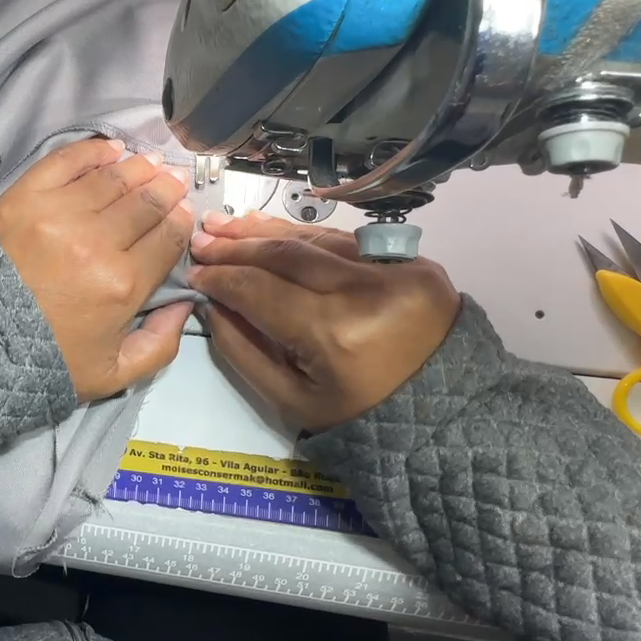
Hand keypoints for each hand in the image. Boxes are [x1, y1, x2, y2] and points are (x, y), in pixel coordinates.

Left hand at [0, 139, 195, 401]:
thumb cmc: (43, 360)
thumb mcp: (114, 374)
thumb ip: (160, 344)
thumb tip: (187, 303)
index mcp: (123, 284)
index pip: (167, 237)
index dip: (180, 220)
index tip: (183, 210)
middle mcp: (96, 242)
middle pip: (144, 203)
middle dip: (165, 189)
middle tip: (172, 180)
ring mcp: (57, 215)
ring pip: (111, 179)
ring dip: (137, 168)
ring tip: (148, 163)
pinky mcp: (23, 199)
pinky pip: (65, 163)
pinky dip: (92, 150)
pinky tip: (110, 148)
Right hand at [187, 211, 460, 431]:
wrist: (448, 413)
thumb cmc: (358, 414)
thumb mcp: (287, 398)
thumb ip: (240, 348)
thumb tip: (210, 302)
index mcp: (334, 334)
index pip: (258, 289)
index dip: (219, 278)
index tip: (192, 272)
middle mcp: (366, 292)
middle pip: (284, 255)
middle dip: (235, 246)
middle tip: (200, 240)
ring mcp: (396, 270)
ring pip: (313, 239)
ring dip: (264, 231)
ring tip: (225, 225)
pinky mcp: (414, 260)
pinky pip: (345, 240)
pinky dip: (304, 234)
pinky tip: (270, 228)